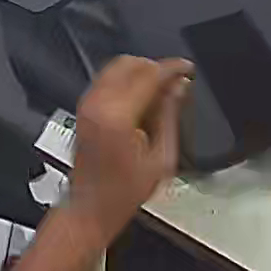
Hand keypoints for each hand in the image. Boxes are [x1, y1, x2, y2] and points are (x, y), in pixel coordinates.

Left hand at [63, 56, 192, 244]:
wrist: (90, 207)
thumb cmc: (122, 192)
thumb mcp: (161, 159)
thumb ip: (169, 116)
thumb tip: (178, 88)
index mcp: (118, 116)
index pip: (149, 75)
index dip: (172, 68)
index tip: (187, 68)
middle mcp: (98, 104)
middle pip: (130, 63)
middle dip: (155, 67)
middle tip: (174, 80)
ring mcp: (87, 104)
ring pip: (116, 67)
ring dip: (140, 71)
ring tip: (161, 88)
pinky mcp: (83, 107)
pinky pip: (106, 79)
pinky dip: (126, 79)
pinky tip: (141, 95)